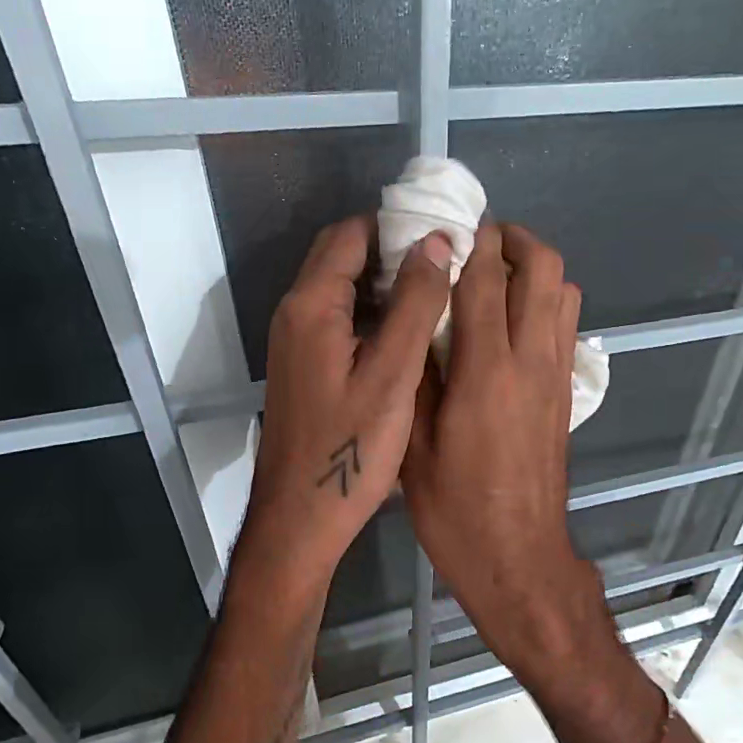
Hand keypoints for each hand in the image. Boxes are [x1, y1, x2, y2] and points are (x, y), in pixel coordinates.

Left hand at [244, 215, 453, 580]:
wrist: (300, 517)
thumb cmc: (348, 449)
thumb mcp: (392, 375)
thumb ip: (415, 305)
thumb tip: (435, 242)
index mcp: (312, 306)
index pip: (351, 235)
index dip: (397, 225)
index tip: (444, 234)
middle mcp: (295, 313)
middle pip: (342, 256)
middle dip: (392, 249)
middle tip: (447, 262)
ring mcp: (296, 341)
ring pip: (341, 288)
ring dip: (384, 281)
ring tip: (438, 291)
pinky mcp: (305, 365)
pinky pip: (339, 318)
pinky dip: (373, 312)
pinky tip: (410, 332)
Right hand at [401, 224, 617, 687]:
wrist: (520, 558)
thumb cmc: (455, 510)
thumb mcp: (414, 448)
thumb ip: (416, 378)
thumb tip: (418, 320)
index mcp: (486, 371)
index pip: (485, 281)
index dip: (469, 243)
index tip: (448, 226)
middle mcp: (531, 361)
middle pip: (543, 268)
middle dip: (513, 239)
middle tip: (477, 241)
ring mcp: (557, 375)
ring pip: (564, 291)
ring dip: (535, 267)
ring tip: (496, 272)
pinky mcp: (566, 393)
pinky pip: (566, 324)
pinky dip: (547, 300)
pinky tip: (513, 317)